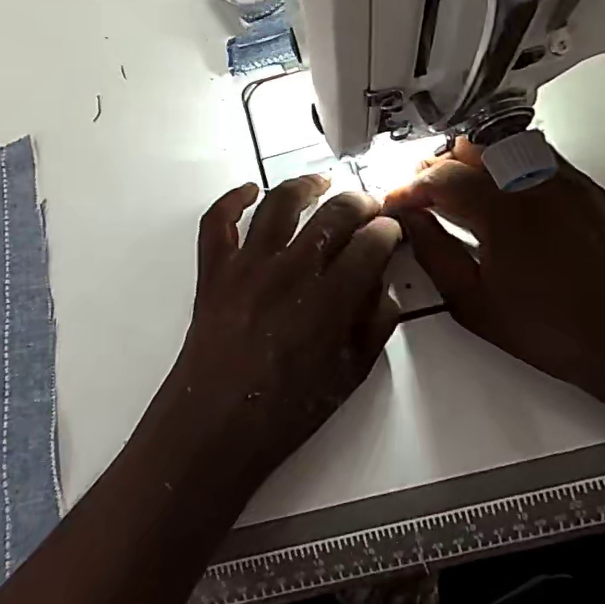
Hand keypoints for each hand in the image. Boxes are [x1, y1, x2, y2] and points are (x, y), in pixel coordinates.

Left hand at [164, 175, 402, 479]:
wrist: (215, 422)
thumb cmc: (282, 412)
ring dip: (304, 185)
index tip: (390, 229)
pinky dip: (231, 199)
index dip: (386, 231)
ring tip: (320, 181)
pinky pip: (218, 221)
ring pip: (278, 204)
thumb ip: (372, 327)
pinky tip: (248, 190)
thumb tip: (382, 289)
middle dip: (358, 203)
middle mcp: (287, 274)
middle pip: (331, 216)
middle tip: (367, 205)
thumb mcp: (347, 377)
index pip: (368, 246)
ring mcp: (246, 266)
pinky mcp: (213, 269)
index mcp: (327, 303)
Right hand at [385, 139, 604, 393]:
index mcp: (501, 211)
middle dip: (434, 167)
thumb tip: (411, 222)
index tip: (395, 203)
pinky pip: (534, 154)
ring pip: (502, 143)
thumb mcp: (472, 301)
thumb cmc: (554, 328)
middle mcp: (533, 185)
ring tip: (455, 187)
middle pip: (468, 148)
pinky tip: (497, 190)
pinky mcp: (583, 188)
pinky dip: (505, 163)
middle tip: (419, 194)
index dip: (407, 188)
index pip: (439, 177)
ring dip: (468, 159)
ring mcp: (562, 182)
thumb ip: (433, 252)